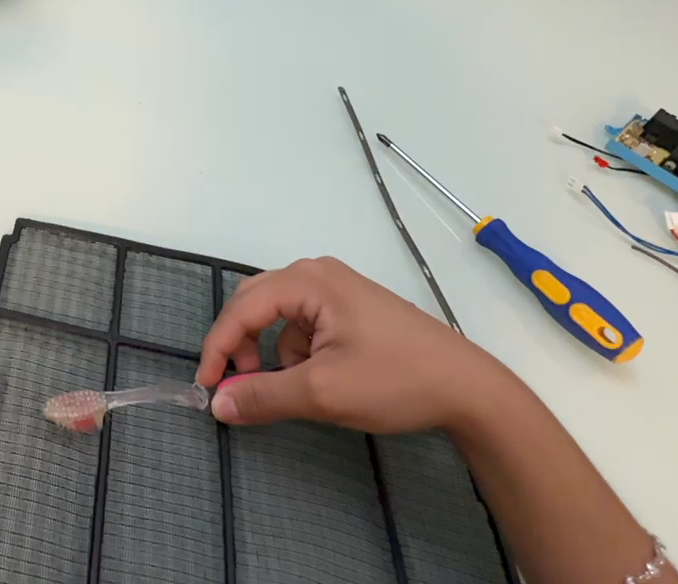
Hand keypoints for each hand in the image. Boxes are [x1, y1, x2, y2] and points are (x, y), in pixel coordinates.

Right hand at [196, 256, 509, 432]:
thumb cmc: (395, 380)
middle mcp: (316, 272)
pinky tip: (321, 376)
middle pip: (255, 303)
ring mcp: (336, 286)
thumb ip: (264, 396)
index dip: (218, 347)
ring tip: (295, 387)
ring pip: (279, 315)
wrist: (470, 388)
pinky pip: (303, 322)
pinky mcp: (350, 305)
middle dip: (244, 346)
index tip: (207, 387)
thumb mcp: (323, 393)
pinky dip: (298, 350)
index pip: (241, 308)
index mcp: (306, 281)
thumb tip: (218, 404)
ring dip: (274, 351)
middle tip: (243, 385)